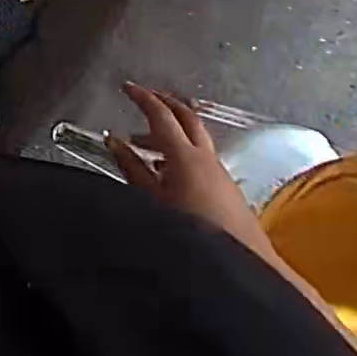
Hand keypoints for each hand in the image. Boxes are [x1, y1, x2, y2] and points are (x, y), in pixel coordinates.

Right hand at [108, 83, 260, 239]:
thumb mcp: (151, 200)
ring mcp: (219, 172)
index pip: (161, 114)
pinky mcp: (227, 189)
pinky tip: (168, 172)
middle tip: (145, 96)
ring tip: (145, 141)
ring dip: (171, 131)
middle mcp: (205, 157)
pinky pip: (201, 158)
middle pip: (186, 117)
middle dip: (164, 102)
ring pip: (194, 138)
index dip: (143, 97)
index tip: (127, 87)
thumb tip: (114, 141)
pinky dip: (182, 152)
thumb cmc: (191, 234)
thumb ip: (131, 167)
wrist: (242, 268)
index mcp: (184, 155)